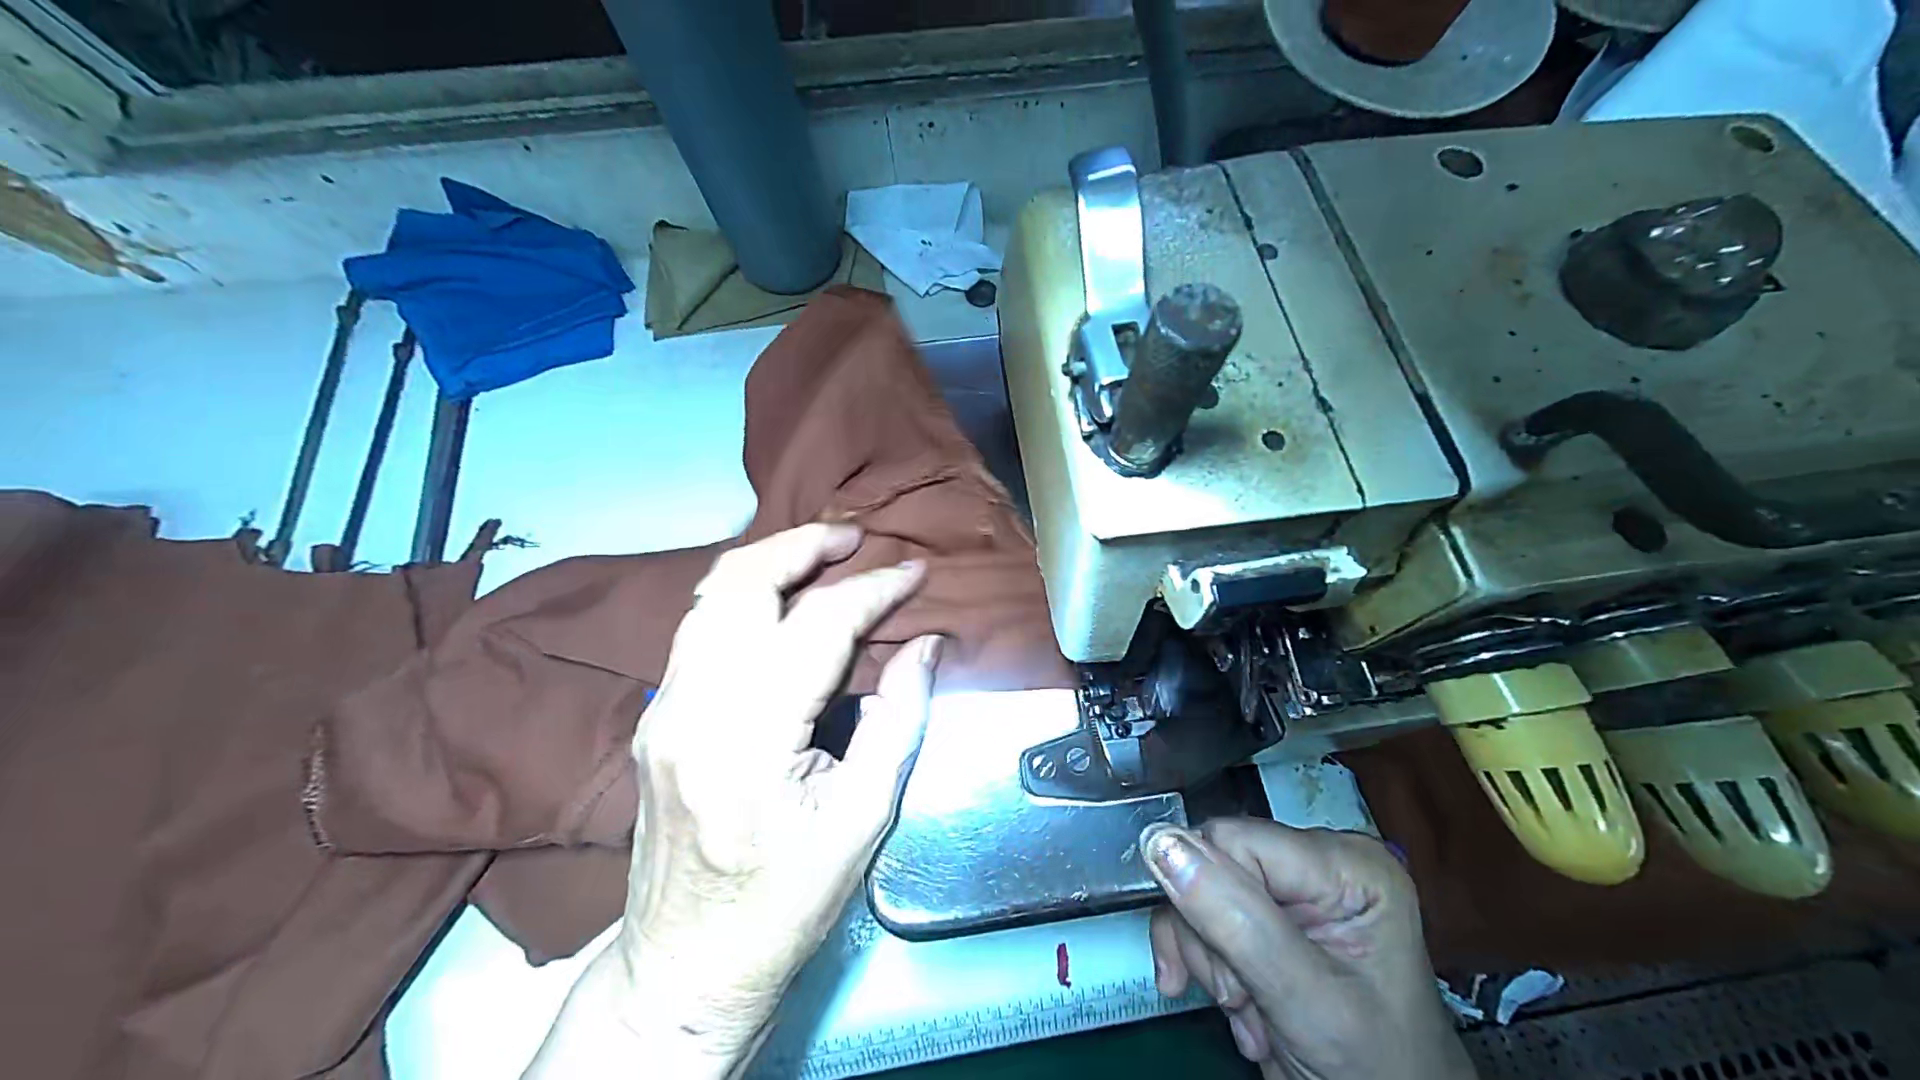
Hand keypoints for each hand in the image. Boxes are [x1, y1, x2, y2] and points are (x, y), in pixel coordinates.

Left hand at [527, 524, 939, 1079]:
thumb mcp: (863, 819)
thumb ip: (900, 719)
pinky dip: (743, 596)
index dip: (874, 590)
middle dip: (802, 544)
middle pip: (742, 584)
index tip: (914, 572)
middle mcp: (692, 708)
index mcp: (751, 740)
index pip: (818, 627)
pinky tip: (779, 602)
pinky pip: (699, 631)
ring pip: (710, 598)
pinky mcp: (653, 718)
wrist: (684, 963)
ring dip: (768, 562)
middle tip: (854, 536)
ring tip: (820, 554)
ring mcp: (662, 710)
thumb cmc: (785, 902)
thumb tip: (926, 645)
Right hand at [1140, 818, 1476, 1079]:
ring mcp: (1291, 889)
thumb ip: (1237, 921)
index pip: (1232, 840)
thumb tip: (1160, 842)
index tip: (1236, 976)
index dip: (1214, 899)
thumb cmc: (1375, 1069)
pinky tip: (1235, 1007)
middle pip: (1210, 864)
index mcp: (1346, 864)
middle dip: (1211, 939)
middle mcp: (1315, 863)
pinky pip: (1197, 910)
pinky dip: (1201, 961)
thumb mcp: (1309, 1001)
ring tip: (1246, 1014)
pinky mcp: (1266, 914)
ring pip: (1195, 890)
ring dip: (1207, 961)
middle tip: (1240, 1000)